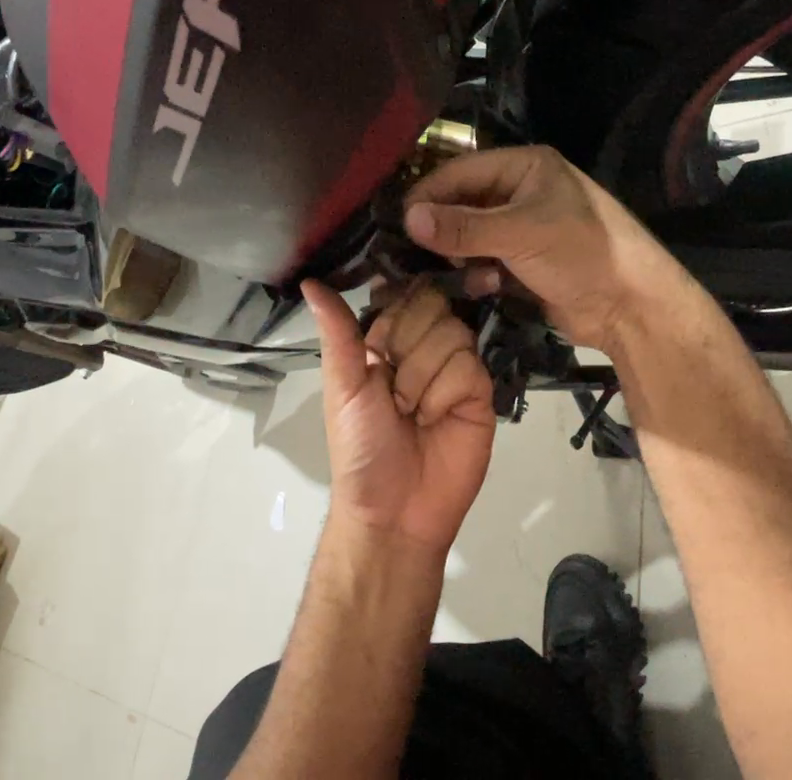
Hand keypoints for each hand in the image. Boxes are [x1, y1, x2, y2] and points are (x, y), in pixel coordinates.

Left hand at [301, 279, 496, 553]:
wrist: (395, 510)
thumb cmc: (361, 448)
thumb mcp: (342, 387)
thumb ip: (339, 331)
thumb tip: (310, 282)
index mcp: (389, 342)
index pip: (404, 295)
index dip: (395, 312)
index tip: (380, 342)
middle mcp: (425, 348)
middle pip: (432, 307)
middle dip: (406, 349)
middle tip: (392, 393)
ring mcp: (456, 368)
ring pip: (452, 333)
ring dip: (421, 378)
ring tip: (411, 413)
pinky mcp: (481, 391)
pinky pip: (469, 365)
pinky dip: (444, 394)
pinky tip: (435, 419)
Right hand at [402, 146, 682, 350]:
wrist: (630, 306)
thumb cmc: (581, 253)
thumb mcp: (521, 233)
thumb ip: (464, 226)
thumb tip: (408, 218)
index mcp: (525, 167)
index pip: (461, 171)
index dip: (428, 195)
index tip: (398, 223)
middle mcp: (521, 192)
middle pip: (462, 204)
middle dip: (440, 229)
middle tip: (408, 253)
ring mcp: (522, 230)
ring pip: (469, 237)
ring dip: (458, 256)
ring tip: (450, 272)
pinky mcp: (523, 264)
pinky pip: (484, 263)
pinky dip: (477, 275)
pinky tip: (485, 287)